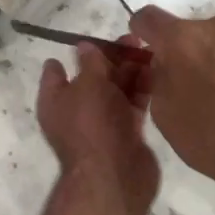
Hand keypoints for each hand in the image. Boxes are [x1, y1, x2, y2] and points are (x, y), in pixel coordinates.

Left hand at [36, 38, 160, 214]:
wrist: (114, 176)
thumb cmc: (92, 125)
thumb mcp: (88, 85)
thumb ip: (90, 63)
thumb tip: (83, 46)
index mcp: (55, 100)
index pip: (56, 71)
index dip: (73, 53)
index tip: (95, 38)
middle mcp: (75, 110)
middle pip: (92, 77)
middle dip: (111, 58)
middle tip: (135, 39)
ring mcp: (101, 123)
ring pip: (115, 90)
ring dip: (131, 72)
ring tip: (153, 50)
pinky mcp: (125, 133)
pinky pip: (132, 105)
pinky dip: (142, 90)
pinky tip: (159, 72)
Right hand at [129, 6, 214, 206]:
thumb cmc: (212, 139)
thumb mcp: (164, 113)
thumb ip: (157, 77)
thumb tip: (164, 62)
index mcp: (181, 40)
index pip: (147, 17)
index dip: (142, 32)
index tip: (147, 49)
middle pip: (188, 31)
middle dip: (185, 51)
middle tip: (192, 84)